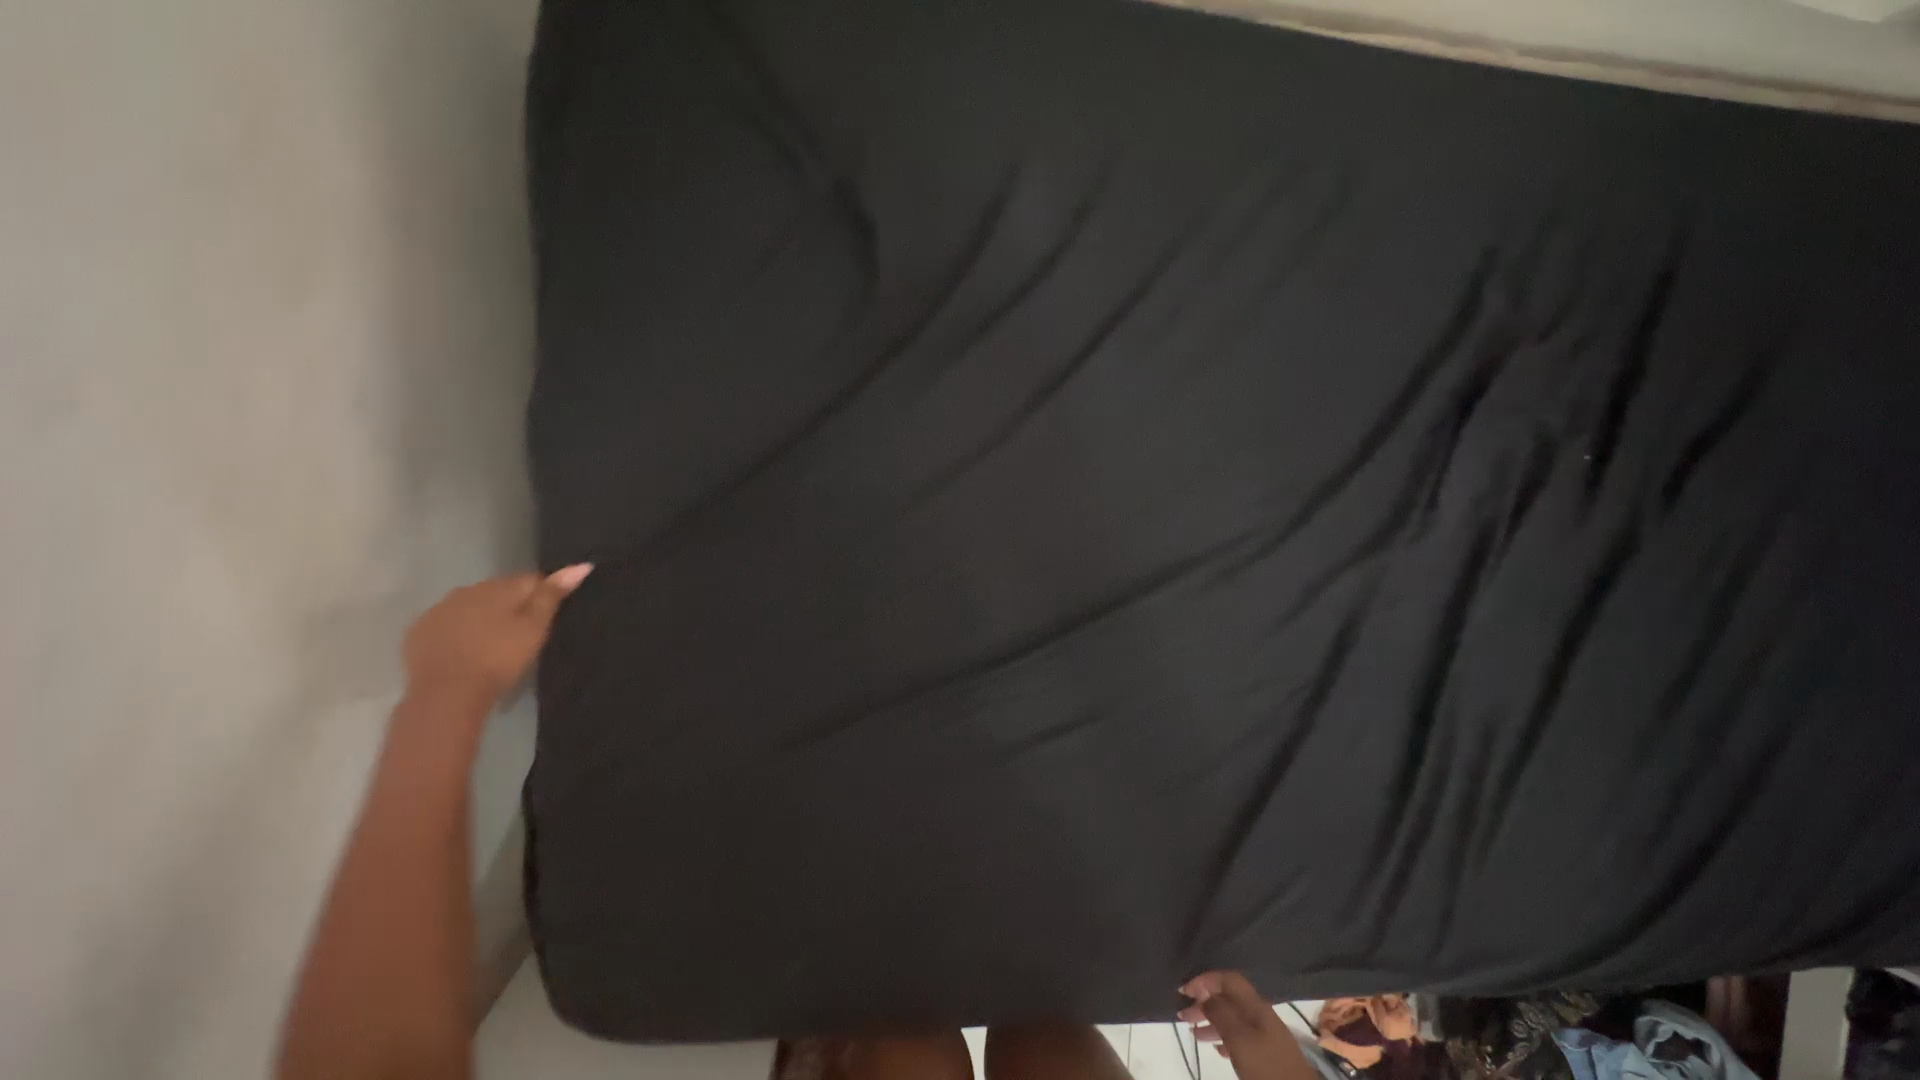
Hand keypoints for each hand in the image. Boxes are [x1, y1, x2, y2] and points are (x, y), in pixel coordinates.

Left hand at [402, 564, 593, 705]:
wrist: (447, 693)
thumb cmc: (500, 659)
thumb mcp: (535, 628)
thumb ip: (552, 595)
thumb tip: (581, 565)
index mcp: (498, 587)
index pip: (530, 580)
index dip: (543, 597)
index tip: (547, 619)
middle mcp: (467, 590)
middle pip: (498, 592)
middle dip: (510, 606)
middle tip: (521, 635)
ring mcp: (439, 610)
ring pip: (470, 606)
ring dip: (482, 618)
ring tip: (492, 645)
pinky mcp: (419, 631)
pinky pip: (445, 624)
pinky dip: (456, 632)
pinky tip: (463, 652)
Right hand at [1179, 971, 1311, 1079]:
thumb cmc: (1266, 1066)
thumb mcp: (1238, 1038)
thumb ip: (1220, 1012)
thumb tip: (1204, 994)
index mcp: (1255, 1005)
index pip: (1228, 979)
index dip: (1205, 980)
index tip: (1184, 993)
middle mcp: (1259, 1014)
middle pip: (1228, 998)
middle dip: (1204, 1002)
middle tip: (1184, 1016)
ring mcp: (1265, 1033)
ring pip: (1233, 1018)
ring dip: (1211, 1021)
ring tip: (1194, 1033)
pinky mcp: (1266, 1052)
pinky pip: (1240, 1036)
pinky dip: (1224, 1037)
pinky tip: (1216, 1048)